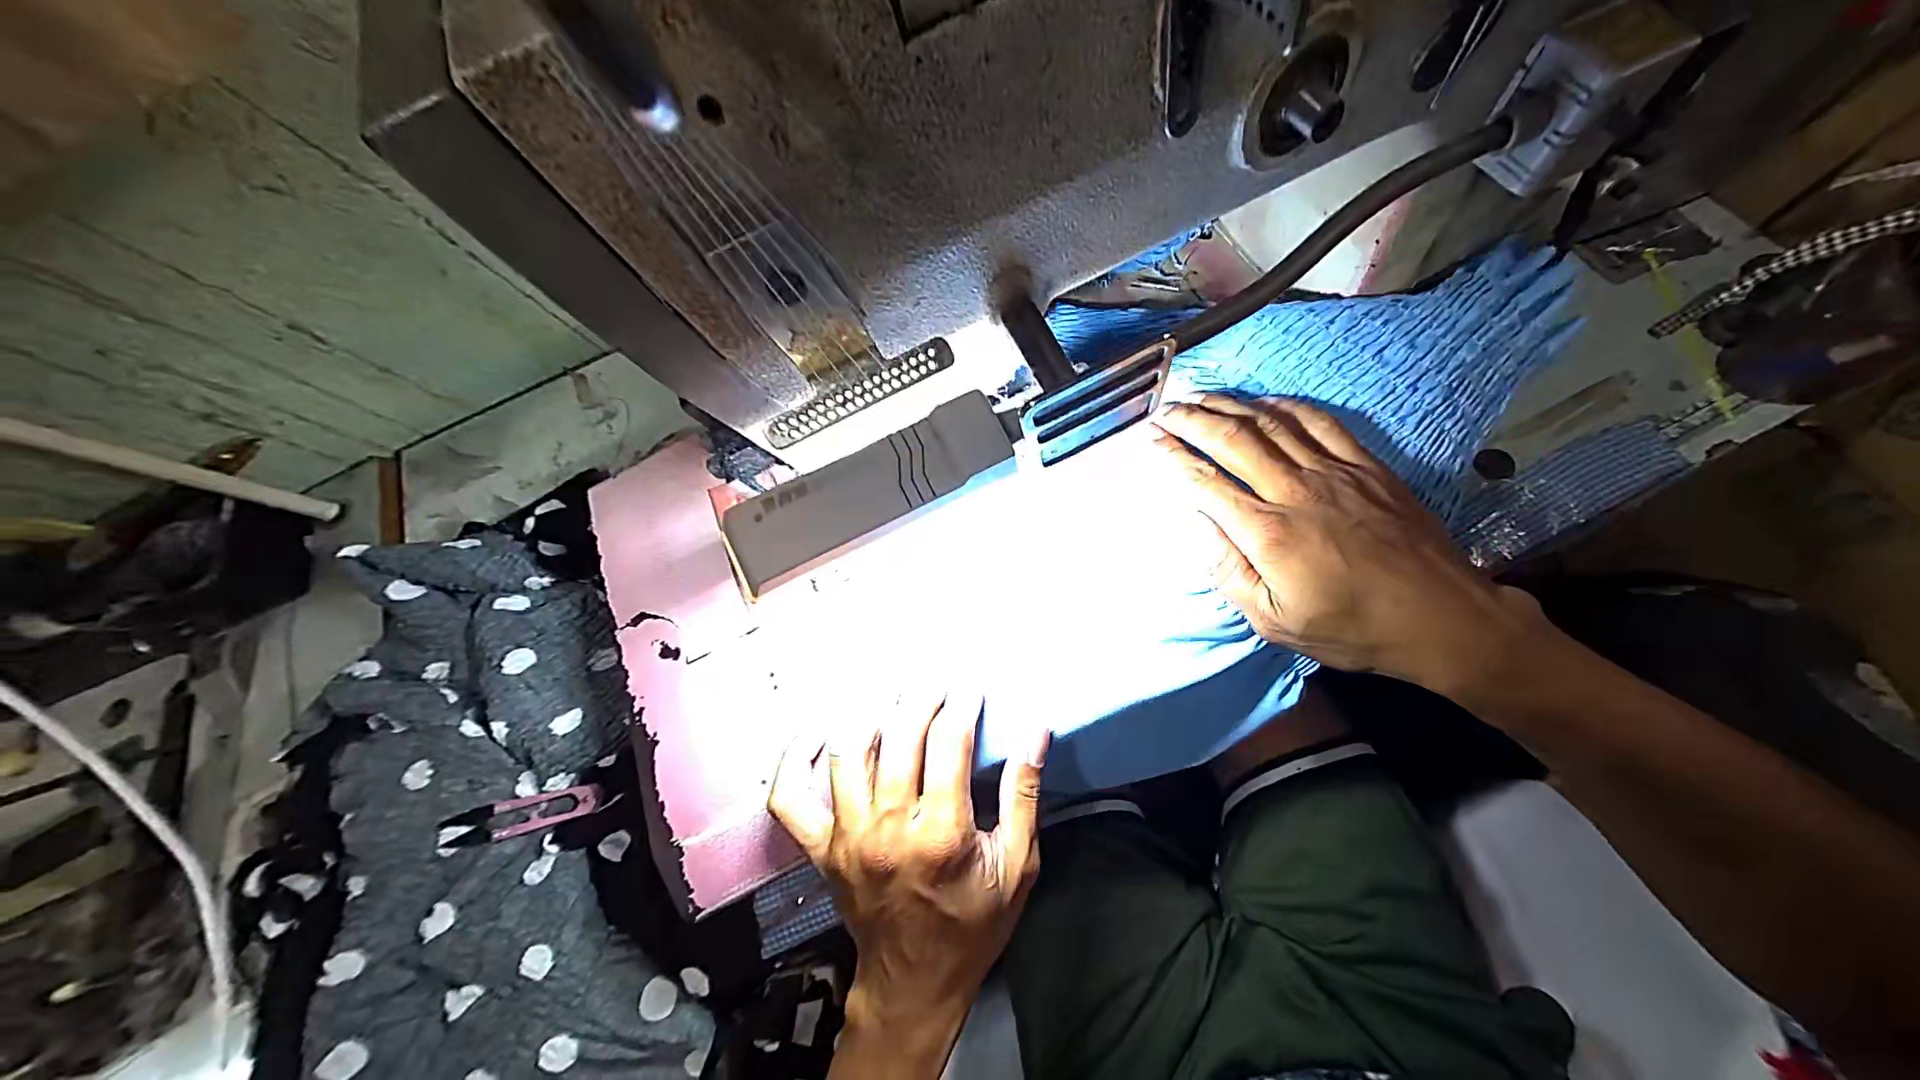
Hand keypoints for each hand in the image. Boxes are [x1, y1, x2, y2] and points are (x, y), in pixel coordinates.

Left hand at [768, 694, 1047, 1076]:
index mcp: (941, 834)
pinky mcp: (821, 849)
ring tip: (890, 696)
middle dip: (920, 697)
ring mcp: (848, 837)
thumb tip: (1035, 734)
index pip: (948, 743)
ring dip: (868, 714)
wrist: (914, 983)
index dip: (961, 706)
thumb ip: (1023, 796)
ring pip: (847, 752)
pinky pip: (790, 796)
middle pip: (898, 736)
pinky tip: (817, 731)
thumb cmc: (972, 926)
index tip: (970, 689)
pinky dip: (795, 759)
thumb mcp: (1016, 867)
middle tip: (934, 682)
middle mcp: (889, 828)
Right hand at [1152, 395, 1537, 694]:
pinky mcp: (1366, 466)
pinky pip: (1319, 422)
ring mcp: (1333, 473)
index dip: (1174, 457)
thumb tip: (1200, 525)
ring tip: (1202, 396)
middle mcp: (1294, 492)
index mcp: (1268, 533)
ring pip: (1270, 423)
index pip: (1207, 482)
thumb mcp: (1275, 621)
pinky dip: (1286, 406)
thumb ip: (1230, 571)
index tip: (1153, 441)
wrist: (1441, 617)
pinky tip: (1264, 402)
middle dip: (1192, 420)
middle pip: (1232, 440)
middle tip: (1167, 409)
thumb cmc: (1351, 628)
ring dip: (1230, 405)